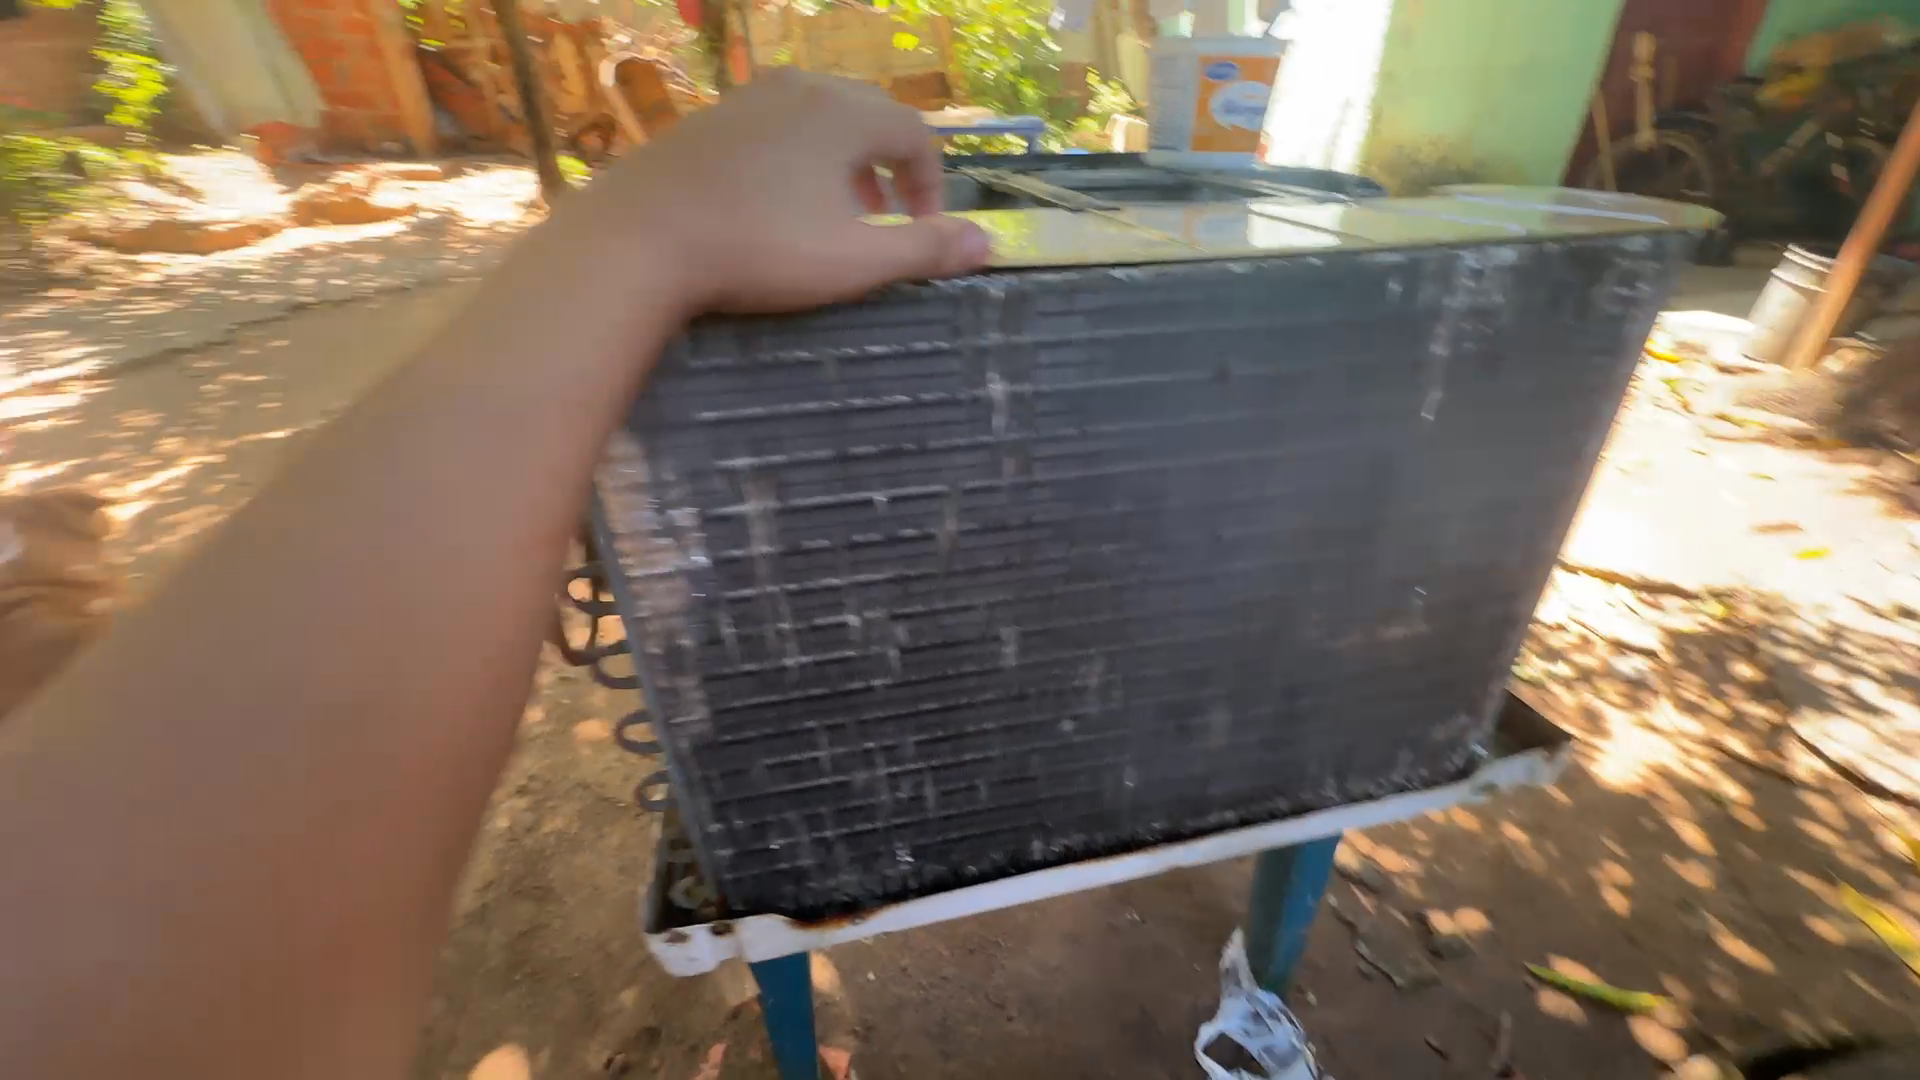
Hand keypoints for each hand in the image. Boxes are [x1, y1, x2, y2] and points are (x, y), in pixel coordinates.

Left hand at [573, 69, 992, 314]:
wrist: (643, 238)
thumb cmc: (764, 249)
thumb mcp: (856, 260)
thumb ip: (925, 250)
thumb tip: (988, 245)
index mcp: (846, 113)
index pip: (916, 135)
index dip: (933, 185)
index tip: (925, 234)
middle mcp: (802, 89)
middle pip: (871, 119)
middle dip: (892, 175)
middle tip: (887, 226)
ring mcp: (751, 99)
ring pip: (823, 123)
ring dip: (847, 170)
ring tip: (839, 219)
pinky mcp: (712, 121)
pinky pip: (778, 130)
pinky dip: (801, 163)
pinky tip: (781, 207)